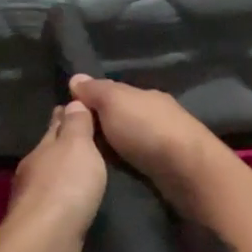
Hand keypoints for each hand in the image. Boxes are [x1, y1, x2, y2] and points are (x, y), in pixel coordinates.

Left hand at [3, 101, 105, 251]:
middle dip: (66, 146)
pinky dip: (67, 201)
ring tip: (89, 172)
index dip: (66, 115)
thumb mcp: (77, 146)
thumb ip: (77, 125)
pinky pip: (58, 207)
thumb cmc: (65, 186)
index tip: (78, 105)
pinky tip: (79, 202)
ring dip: (66, 176)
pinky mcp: (43, 231)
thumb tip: (72, 101)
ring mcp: (35, 204)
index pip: (54, 125)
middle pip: (51, 153)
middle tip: (91, 139)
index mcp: (41, 150)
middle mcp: (33, 174)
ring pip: (52, 181)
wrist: (47, 244)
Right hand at [67, 75, 228, 208]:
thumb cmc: (146, 130)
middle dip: (100, 128)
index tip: (64, 119)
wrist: (187, 170)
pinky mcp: (167, 167)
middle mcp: (156, 115)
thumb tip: (76, 78)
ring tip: (86, 162)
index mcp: (145, 96)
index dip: (88, 103)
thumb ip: (96, 91)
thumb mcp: (114, 102)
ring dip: (113, 148)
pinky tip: (112, 173)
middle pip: (120, 118)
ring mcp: (164, 142)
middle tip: (71, 145)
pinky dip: (126, 164)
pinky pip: (138, 161)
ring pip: (129, 141)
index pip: (111, 94)